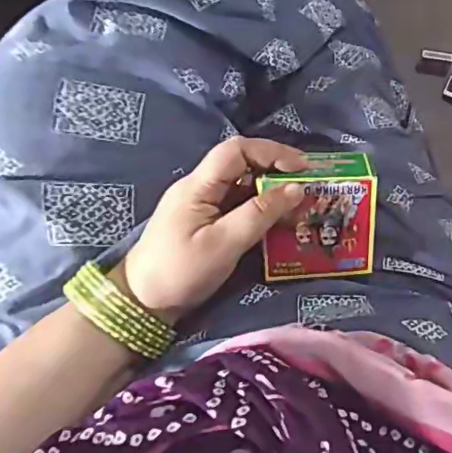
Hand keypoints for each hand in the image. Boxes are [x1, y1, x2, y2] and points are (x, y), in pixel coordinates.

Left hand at [119, 137, 307, 320]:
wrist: (143, 302)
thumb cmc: (182, 271)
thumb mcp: (225, 243)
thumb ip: (261, 213)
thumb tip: (296, 189)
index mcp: (199, 185)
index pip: (238, 150)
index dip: (272, 152)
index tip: (303, 169)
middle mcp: (200, 187)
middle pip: (242, 164)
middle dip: (277, 170)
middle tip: (309, 186)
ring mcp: (201, 205)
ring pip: (242, 185)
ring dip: (272, 190)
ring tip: (300, 204)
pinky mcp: (205, 222)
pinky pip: (238, 204)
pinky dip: (261, 207)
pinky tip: (279, 220)